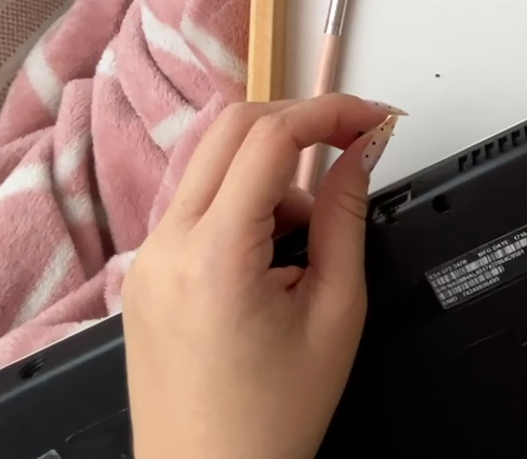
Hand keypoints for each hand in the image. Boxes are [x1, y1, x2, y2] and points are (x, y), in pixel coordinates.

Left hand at [123, 94, 399, 458]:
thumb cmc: (275, 415)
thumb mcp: (336, 309)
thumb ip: (346, 214)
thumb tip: (363, 149)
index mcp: (214, 255)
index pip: (271, 138)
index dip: (332, 112)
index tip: (377, 119)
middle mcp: (166, 244)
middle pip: (234, 127)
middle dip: (303, 119)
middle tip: (354, 138)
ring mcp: (149, 255)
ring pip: (218, 159)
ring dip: (277, 165)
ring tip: (310, 234)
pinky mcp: (149, 268)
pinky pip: (203, 198)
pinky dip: (250, 195)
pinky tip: (275, 249)